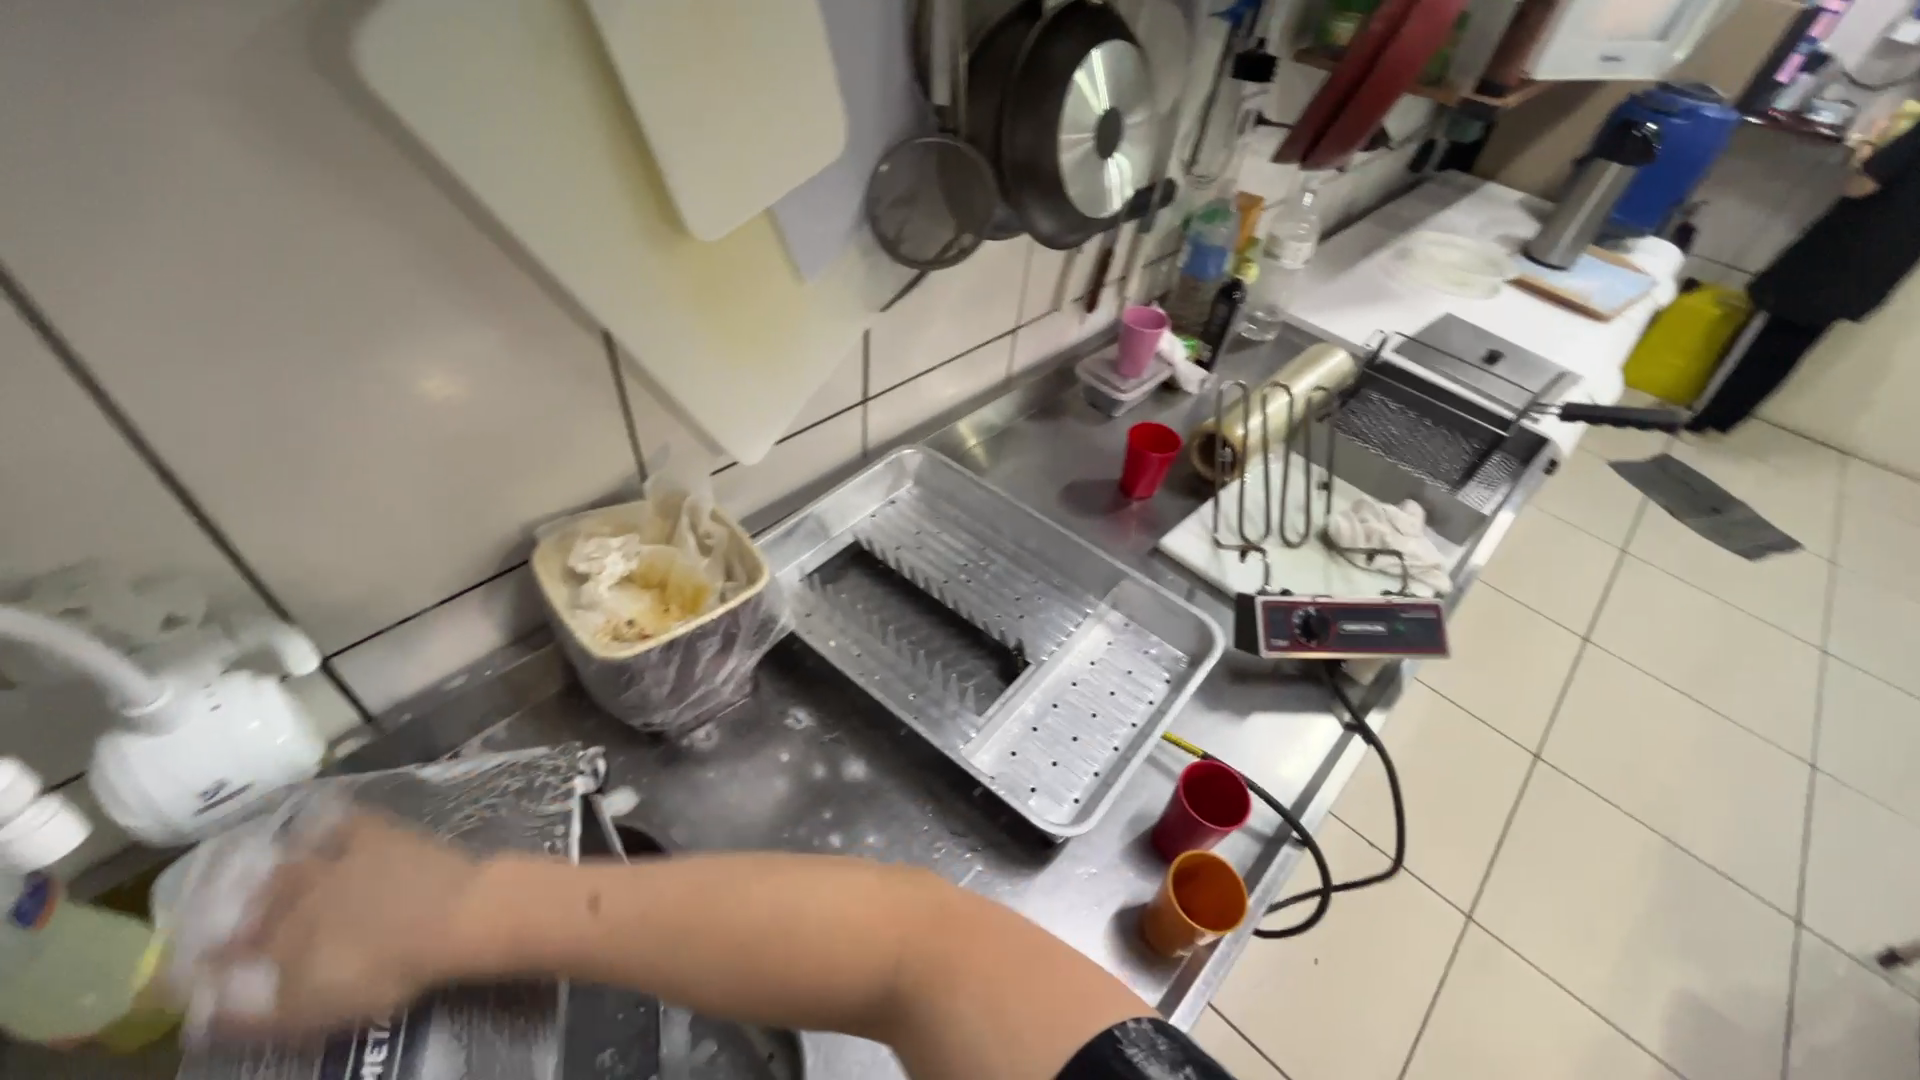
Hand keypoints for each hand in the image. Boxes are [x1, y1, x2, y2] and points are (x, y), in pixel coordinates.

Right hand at [170, 802, 486, 1042]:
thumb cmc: (387, 970)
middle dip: (241, 918)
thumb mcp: (312, 1010)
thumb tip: (205, 1018)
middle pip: (255, 907)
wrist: (455, 915)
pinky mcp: (378, 833)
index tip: (193, 969)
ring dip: (271, 874)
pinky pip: (341, 819)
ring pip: (287, 863)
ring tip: (266, 879)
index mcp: (278, 942)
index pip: (224, 953)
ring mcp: (336, 859)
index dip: (206, 963)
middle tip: (239, 926)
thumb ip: (253, 1015)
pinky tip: (321, 817)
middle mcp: (296, 896)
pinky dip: (326, 820)